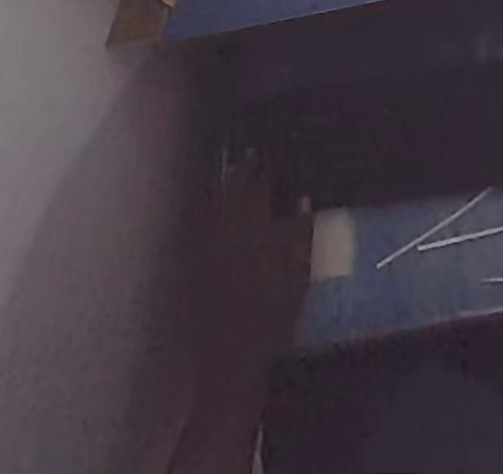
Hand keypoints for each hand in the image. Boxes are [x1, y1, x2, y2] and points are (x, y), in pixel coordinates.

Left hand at [203, 153, 311, 356]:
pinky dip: (211, 206)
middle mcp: (228, 227)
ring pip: (216, 202)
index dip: (265, 172)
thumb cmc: (274, 311)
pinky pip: (204, 220)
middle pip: (234, 189)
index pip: (260, 189)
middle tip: (250, 153)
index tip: (270, 158)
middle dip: (242, 170)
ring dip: (226, 184)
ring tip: (233, 171)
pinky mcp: (198, 258)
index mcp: (254, 226)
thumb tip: (303, 199)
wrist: (234, 348)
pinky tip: (215, 204)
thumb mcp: (299, 272)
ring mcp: (209, 242)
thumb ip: (302, 232)